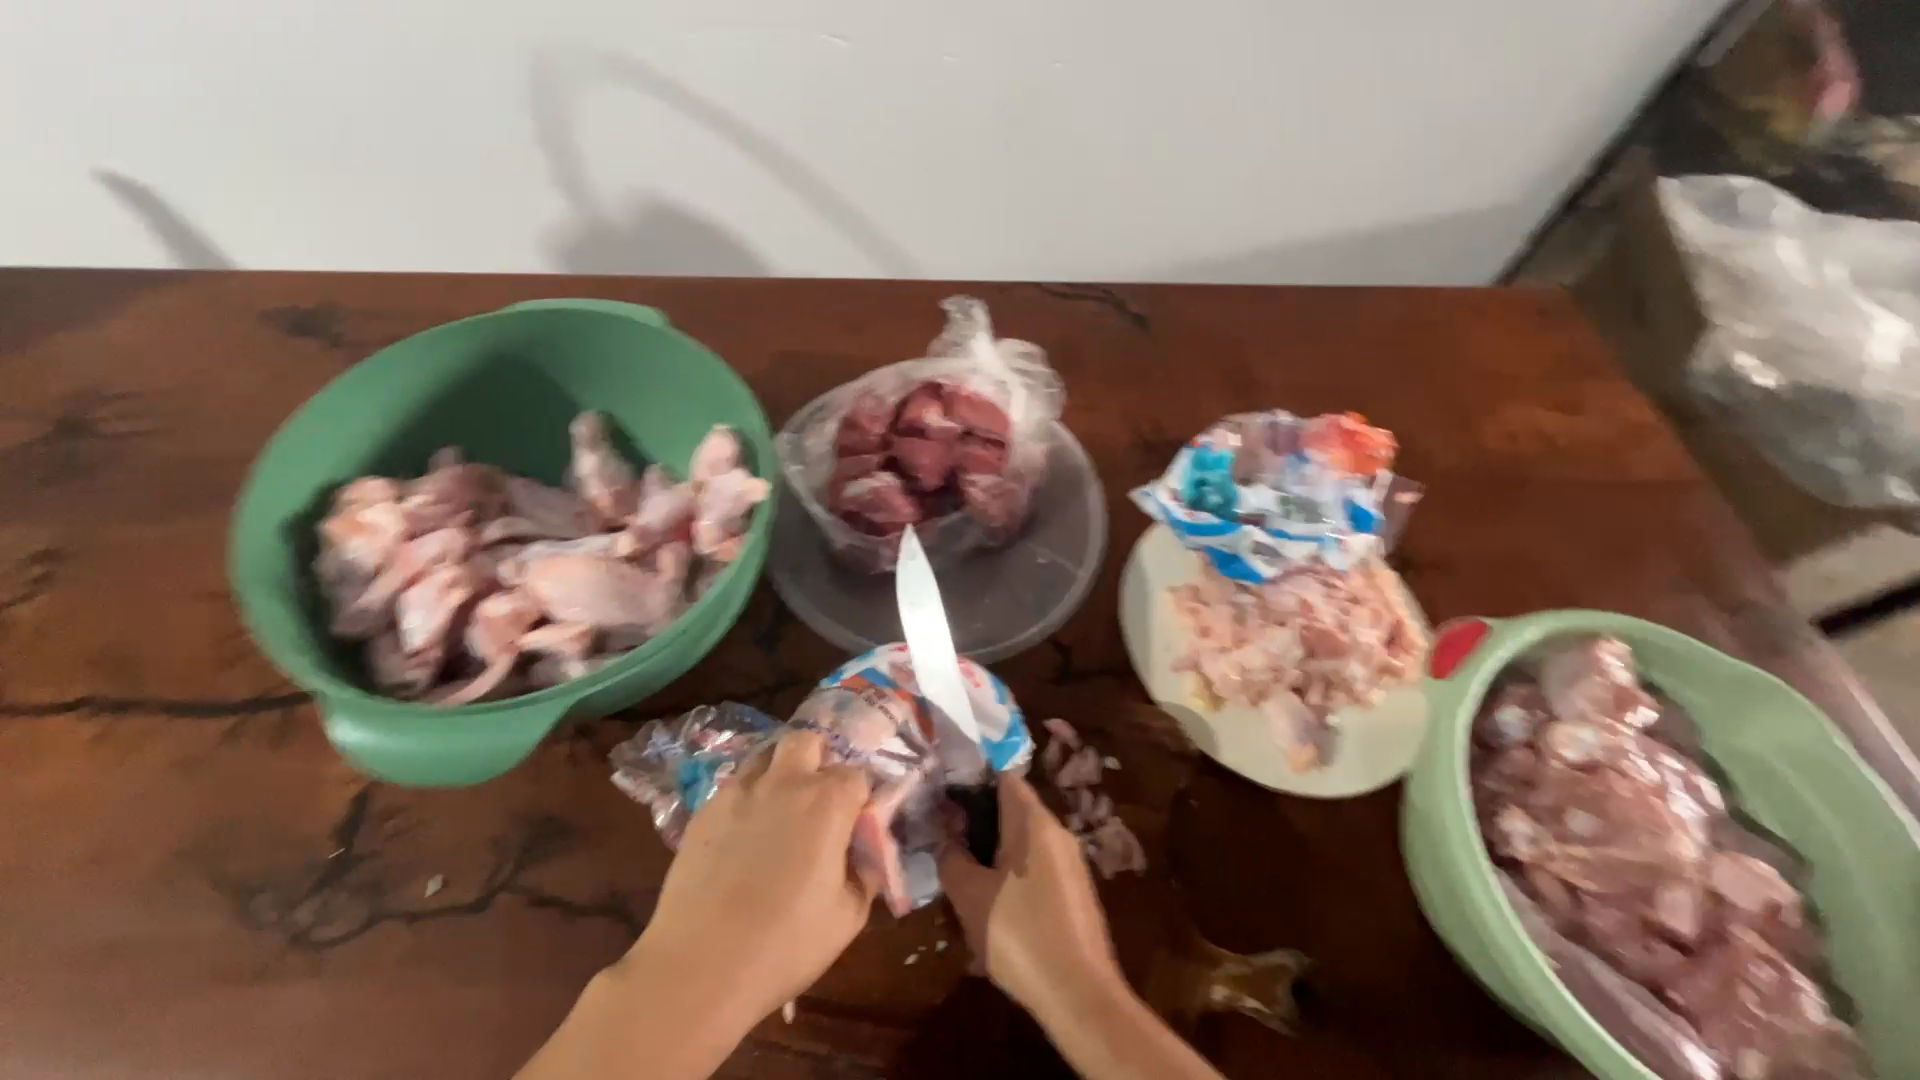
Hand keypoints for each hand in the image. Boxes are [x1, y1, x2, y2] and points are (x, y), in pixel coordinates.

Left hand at [621, 729, 875, 1026]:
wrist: (699, 966)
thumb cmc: (786, 944)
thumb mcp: (848, 916)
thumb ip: (865, 871)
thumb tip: (865, 852)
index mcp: (827, 802)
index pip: (857, 775)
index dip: (861, 798)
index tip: (859, 823)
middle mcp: (784, 782)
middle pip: (806, 741)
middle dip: (818, 760)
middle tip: (819, 800)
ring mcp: (738, 793)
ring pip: (765, 756)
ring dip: (780, 772)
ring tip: (780, 811)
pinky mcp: (703, 812)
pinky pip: (733, 787)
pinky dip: (747, 799)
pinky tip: (744, 837)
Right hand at [938, 773, 1125, 1023]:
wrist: (1079, 994)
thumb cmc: (1019, 935)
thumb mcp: (969, 896)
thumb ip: (952, 859)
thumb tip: (947, 840)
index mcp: (1034, 823)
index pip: (1003, 777)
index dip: (972, 780)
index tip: (944, 796)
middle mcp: (1058, 833)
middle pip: (1014, 810)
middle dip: (980, 822)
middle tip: (947, 841)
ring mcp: (1072, 863)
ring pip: (1025, 842)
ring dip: (994, 852)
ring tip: (964, 876)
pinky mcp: (1076, 892)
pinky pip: (1038, 868)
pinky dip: (1013, 875)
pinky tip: (994, 906)